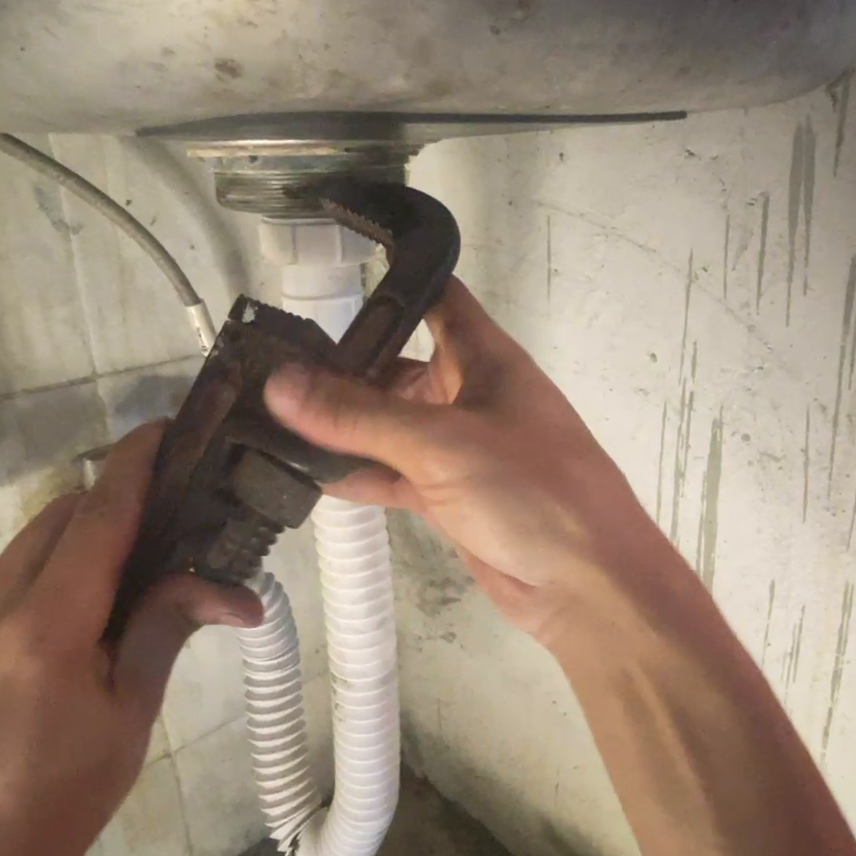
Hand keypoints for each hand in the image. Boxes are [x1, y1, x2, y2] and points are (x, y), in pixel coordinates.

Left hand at [0, 421, 261, 855]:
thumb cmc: (55, 805)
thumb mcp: (127, 718)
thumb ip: (167, 628)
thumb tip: (239, 591)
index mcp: (44, 626)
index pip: (99, 514)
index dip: (134, 464)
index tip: (164, 430)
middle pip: (57, 517)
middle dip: (110, 503)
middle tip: (162, 523)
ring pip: (21, 547)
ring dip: (73, 542)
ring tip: (116, 582)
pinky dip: (34, 578)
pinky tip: (58, 628)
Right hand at [263, 279, 677, 646]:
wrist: (587, 585)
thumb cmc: (531, 490)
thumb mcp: (442, 443)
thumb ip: (359, 416)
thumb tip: (280, 383)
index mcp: (484, 358)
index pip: (435, 298)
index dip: (391, 282)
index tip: (326, 270)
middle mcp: (470, 395)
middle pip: (399, 366)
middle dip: (343, 366)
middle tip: (267, 367)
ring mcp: (459, 449)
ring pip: (390, 425)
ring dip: (342, 425)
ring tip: (270, 418)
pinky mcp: (449, 496)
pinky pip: (393, 473)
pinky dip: (357, 473)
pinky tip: (308, 472)